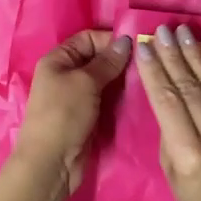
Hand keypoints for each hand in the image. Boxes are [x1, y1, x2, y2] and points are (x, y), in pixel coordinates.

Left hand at [15, 30, 133, 191]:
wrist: (51, 162)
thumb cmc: (63, 115)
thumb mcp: (85, 82)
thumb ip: (106, 62)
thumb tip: (126, 41)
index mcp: (57, 60)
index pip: (87, 38)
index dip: (111, 39)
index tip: (139, 45)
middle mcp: (66, 75)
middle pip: (97, 59)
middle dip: (120, 59)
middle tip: (149, 62)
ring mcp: (76, 97)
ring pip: (105, 80)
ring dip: (123, 80)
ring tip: (148, 78)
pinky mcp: (87, 116)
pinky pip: (106, 99)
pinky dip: (120, 97)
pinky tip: (139, 96)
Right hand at [134, 23, 200, 200]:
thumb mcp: (169, 169)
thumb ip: (169, 129)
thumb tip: (167, 88)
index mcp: (188, 154)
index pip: (168, 101)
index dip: (155, 71)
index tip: (145, 46)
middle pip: (191, 89)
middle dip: (174, 56)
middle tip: (163, 31)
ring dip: (198, 55)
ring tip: (184, 32)